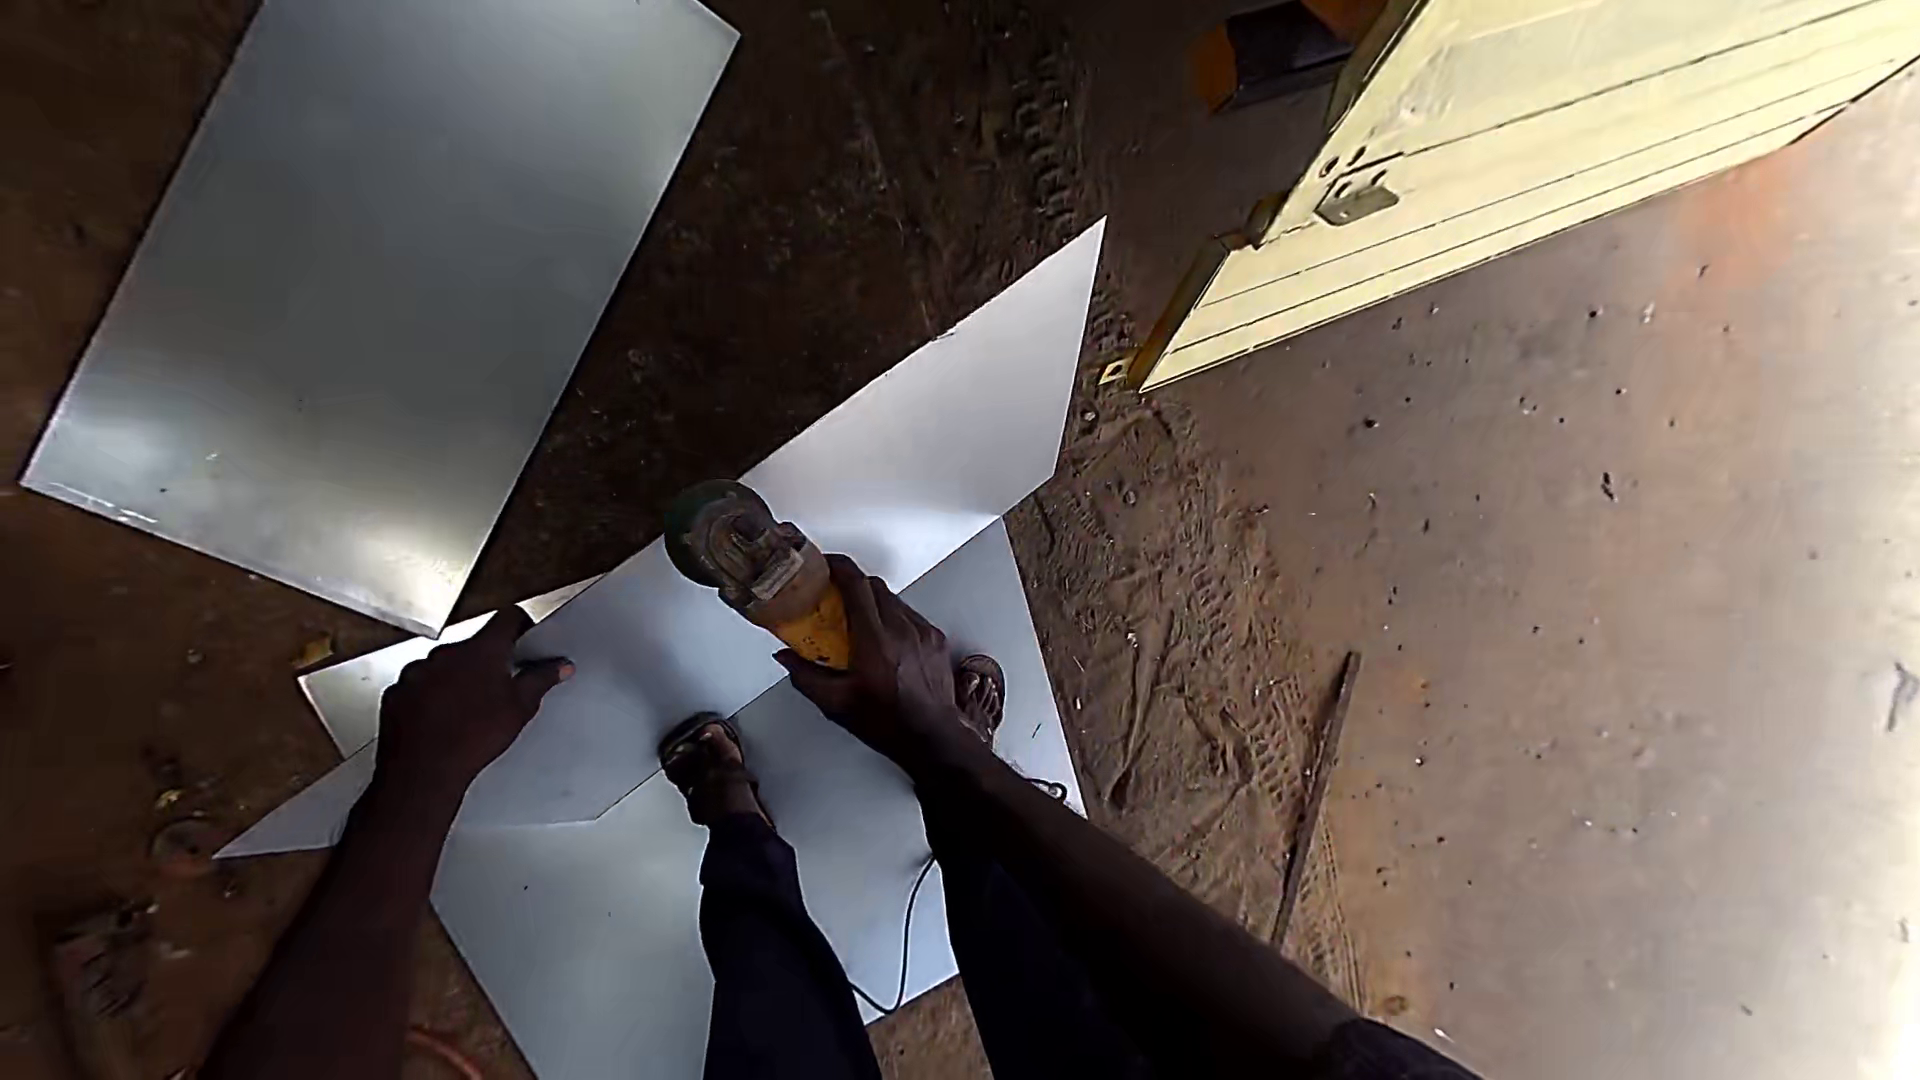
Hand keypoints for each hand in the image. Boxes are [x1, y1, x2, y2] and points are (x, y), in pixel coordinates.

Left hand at [376, 608, 572, 801]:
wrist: (423, 772)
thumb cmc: (472, 737)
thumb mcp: (522, 706)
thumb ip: (542, 678)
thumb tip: (560, 666)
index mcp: (482, 650)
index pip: (508, 617)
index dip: (521, 624)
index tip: (526, 637)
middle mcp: (446, 654)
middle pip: (477, 643)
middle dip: (490, 658)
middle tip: (503, 682)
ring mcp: (417, 672)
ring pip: (448, 663)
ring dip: (460, 675)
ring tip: (472, 704)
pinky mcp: (396, 692)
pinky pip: (421, 682)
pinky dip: (433, 692)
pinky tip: (445, 714)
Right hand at [775, 555, 974, 777]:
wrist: (932, 737)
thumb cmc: (888, 723)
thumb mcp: (836, 704)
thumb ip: (806, 676)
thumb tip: (785, 656)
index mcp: (875, 641)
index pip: (857, 585)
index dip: (839, 567)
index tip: (826, 563)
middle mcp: (902, 630)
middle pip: (875, 585)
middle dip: (853, 583)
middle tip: (835, 594)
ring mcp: (923, 632)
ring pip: (894, 599)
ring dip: (873, 600)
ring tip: (858, 620)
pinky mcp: (936, 638)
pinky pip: (911, 614)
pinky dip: (894, 616)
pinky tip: (884, 637)